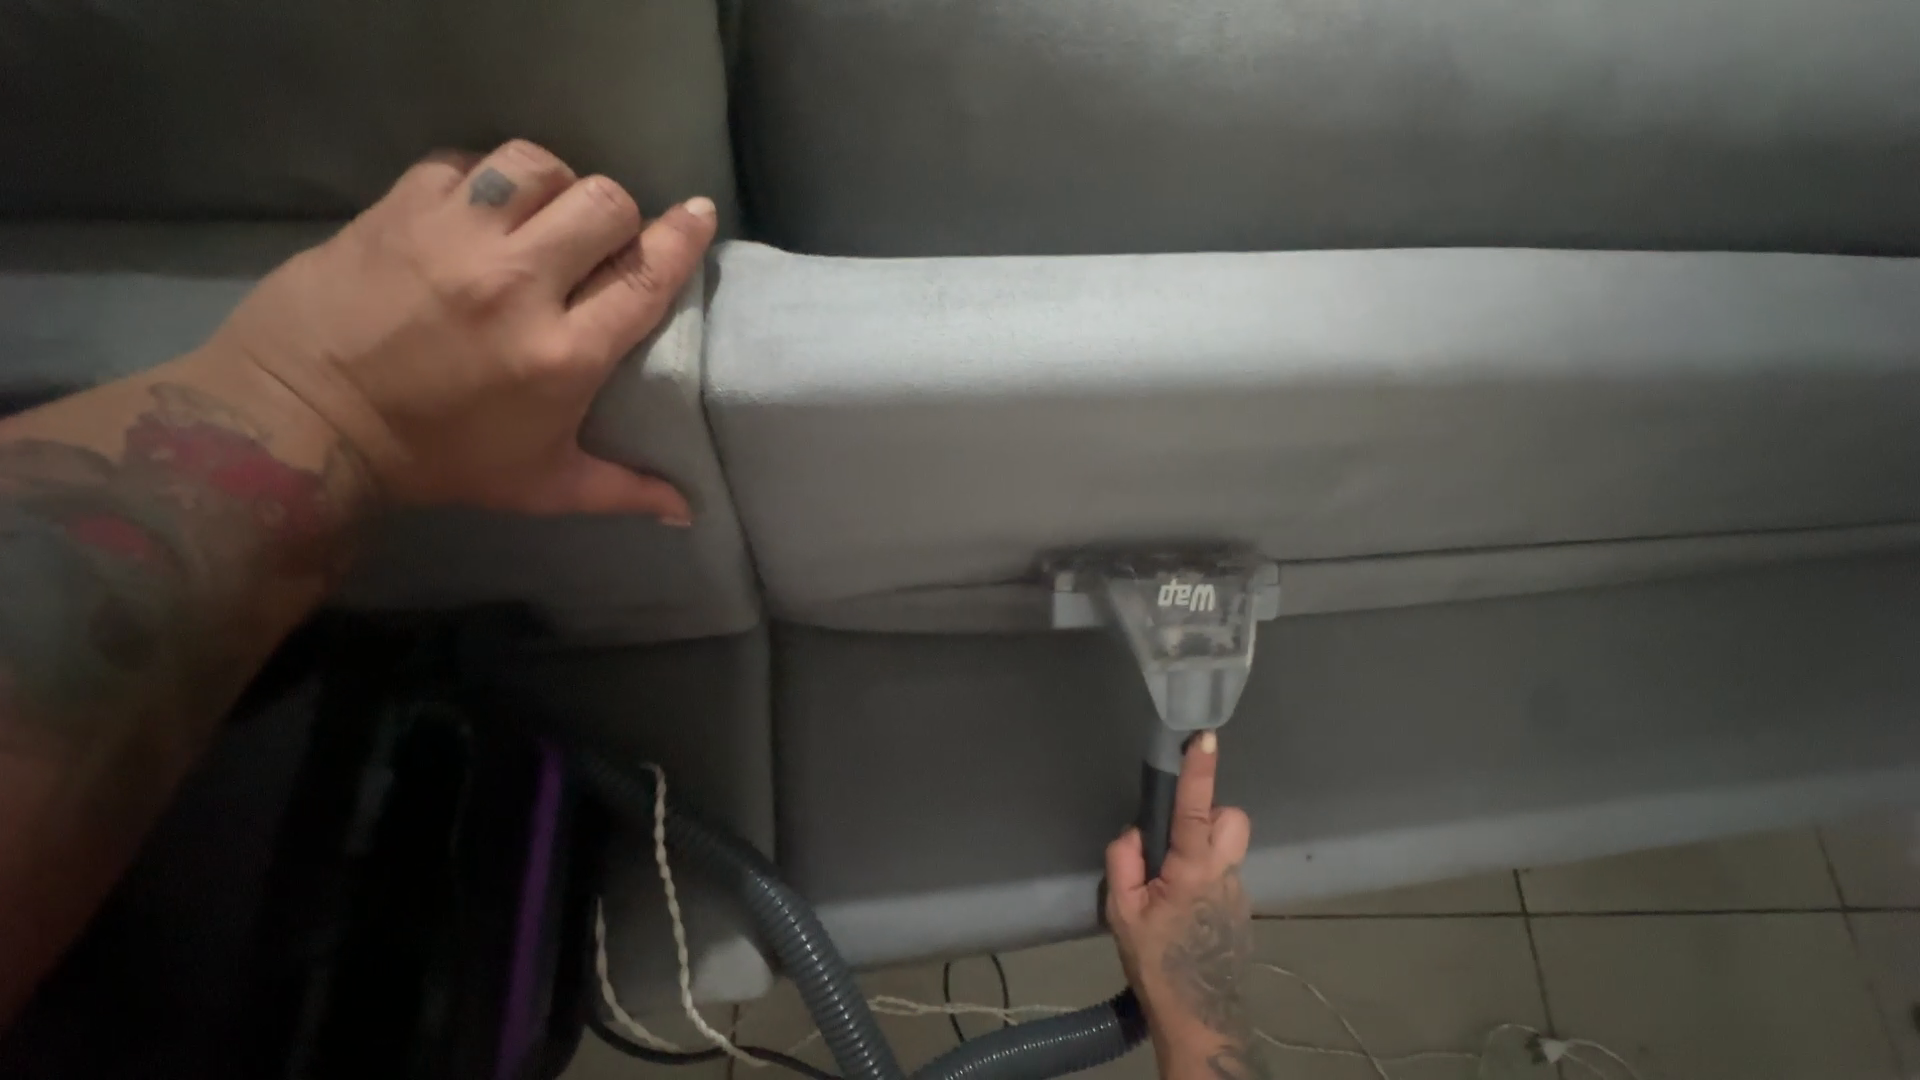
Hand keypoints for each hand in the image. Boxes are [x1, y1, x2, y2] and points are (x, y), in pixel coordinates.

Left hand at [206, 140, 715, 520]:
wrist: (304, 422)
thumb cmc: (443, 460)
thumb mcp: (546, 487)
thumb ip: (627, 491)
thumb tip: (690, 514)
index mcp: (565, 353)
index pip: (646, 274)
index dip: (683, 237)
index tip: (700, 213)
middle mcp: (518, 283)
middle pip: (603, 203)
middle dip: (619, 215)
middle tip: (603, 243)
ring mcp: (455, 237)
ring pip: (538, 165)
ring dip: (558, 186)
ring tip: (547, 216)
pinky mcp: (399, 209)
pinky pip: (468, 163)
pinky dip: (491, 180)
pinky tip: (486, 211)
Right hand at [1105, 734, 1266, 1079]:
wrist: (1200, 1021)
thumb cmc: (1157, 963)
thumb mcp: (1121, 912)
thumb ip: (1124, 862)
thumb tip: (1137, 834)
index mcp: (1193, 870)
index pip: (1196, 810)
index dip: (1200, 772)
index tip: (1205, 737)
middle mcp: (1225, 873)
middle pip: (1232, 819)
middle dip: (1210, 814)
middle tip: (1177, 838)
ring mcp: (1240, 891)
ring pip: (1229, 846)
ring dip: (1204, 849)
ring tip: (1172, 884)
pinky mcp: (1244, 909)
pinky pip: (1226, 872)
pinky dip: (1207, 875)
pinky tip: (1185, 910)